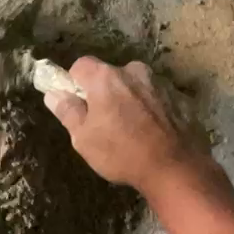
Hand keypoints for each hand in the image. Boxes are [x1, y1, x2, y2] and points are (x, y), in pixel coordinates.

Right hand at [43, 57, 222, 199]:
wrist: (176, 169)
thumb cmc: (122, 153)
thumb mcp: (84, 138)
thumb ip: (68, 111)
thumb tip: (53, 94)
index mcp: (106, 78)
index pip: (81, 65)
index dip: (74, 82)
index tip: (77, 103)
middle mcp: (135, 72)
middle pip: (111, 76)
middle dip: (104, 93)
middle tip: (105, 122)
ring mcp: (161, 84)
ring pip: (136, 86)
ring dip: (130, 101)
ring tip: (132, 132)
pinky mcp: (181, 99)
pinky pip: (157, 99)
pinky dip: (152, 111)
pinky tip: (153, 135)